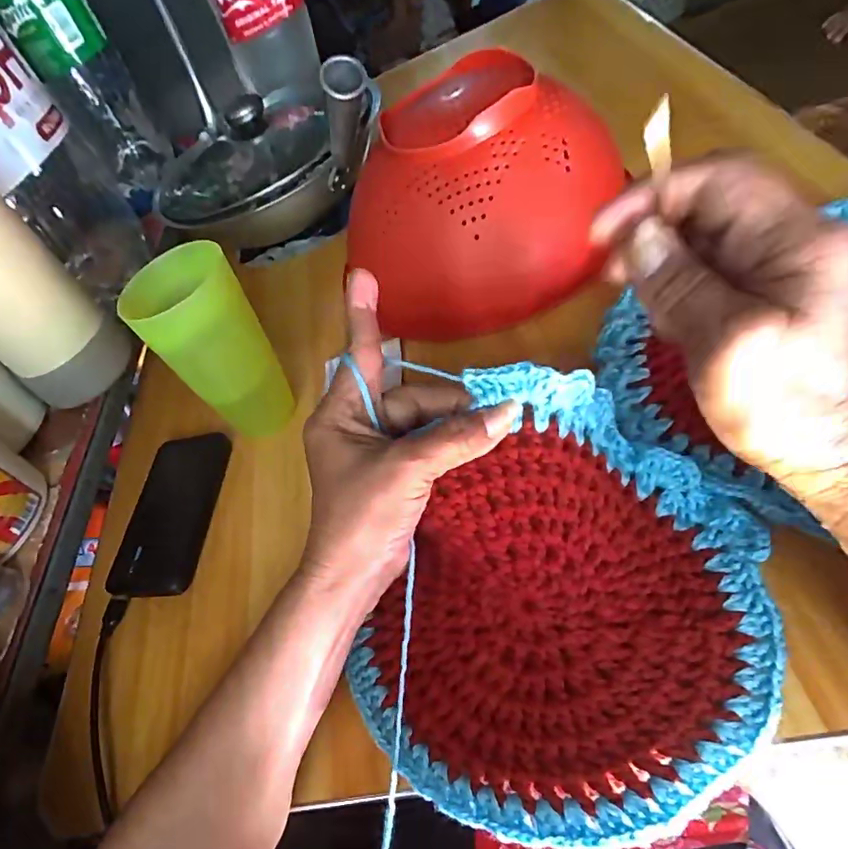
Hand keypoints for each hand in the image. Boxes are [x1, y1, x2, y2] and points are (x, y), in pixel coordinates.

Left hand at [300, 270, 520, 598]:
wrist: (351, 575)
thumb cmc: (360, 518)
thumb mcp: (406, 471)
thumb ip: (455, 438)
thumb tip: (508, 413)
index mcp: (339, 416)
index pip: (360, 356)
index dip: (365, 315)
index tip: (362, 274)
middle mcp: (353, 425)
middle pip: (408, 395)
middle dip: (447, 405)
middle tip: (492, 416)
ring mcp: (374, 450)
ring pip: (423, 421)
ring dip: (455, 427)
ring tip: (494, 431)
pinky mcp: (392, 472)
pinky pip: (426, 444)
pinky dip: (451, 444)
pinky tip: (481, 442)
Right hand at [589, 155, 847, 486]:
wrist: (817, 447)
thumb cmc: (778, 401)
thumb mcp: (726, 342)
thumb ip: (683, 284)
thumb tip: (637, 235)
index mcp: (794, 239)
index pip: (722, 179)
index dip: (655, 193)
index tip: (600, 233)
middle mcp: (784, 239)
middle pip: (706, 201)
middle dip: (649, 225)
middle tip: (605, 270)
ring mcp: (766, 266)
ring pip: (695, 234)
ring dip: (653, 257)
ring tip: (632, 299)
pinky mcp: (747, 293)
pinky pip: (695, 267)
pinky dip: (664, 281)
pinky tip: (657, 314)